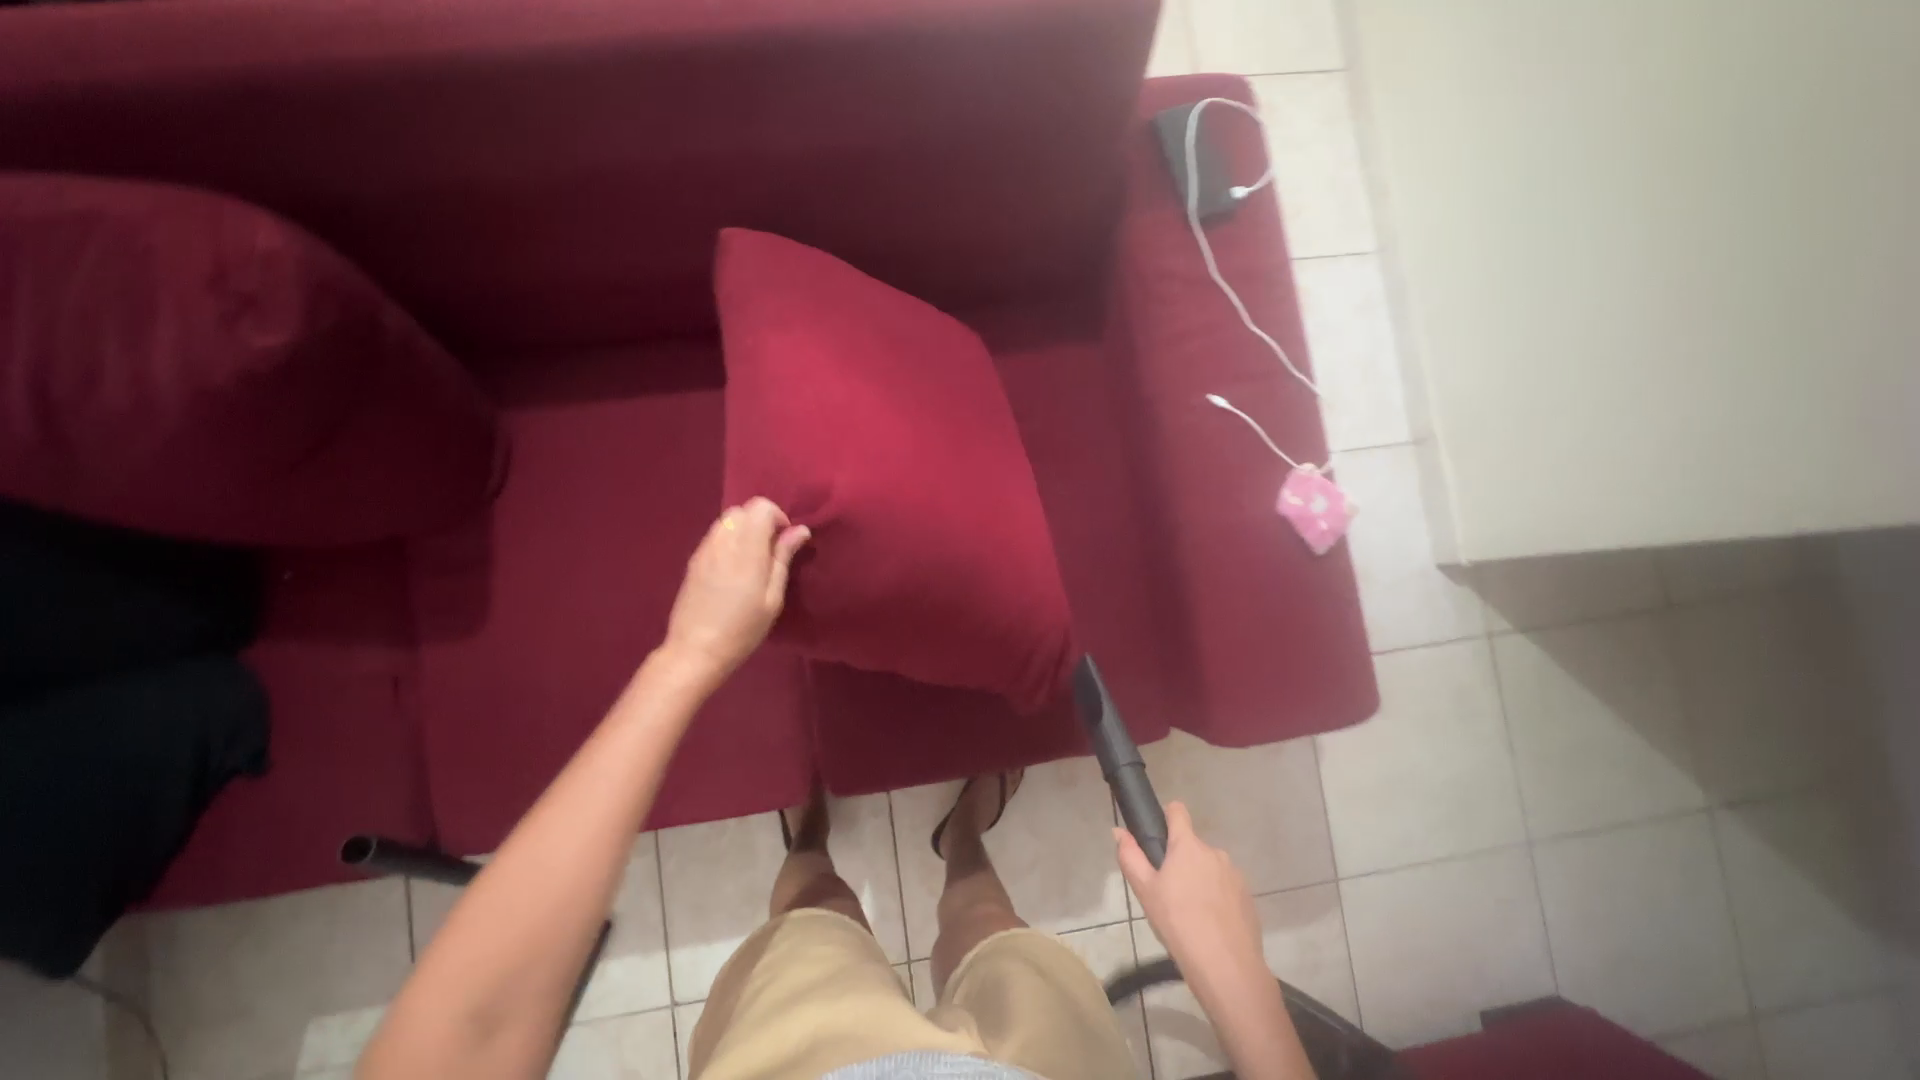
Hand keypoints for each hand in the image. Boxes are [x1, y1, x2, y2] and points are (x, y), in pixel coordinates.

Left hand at [662, 498, 809, 686]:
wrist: (696, 650)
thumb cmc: (742, 629)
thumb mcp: (772, 597)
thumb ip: (783, 558)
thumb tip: (800, 530)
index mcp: (746, 549)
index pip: (760, 506)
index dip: (777, 517)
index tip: (784, 542)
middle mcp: (723, 541)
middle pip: (742, 510)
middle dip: (760, 522)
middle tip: (770, 552)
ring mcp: (704, 549)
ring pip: (726, 521)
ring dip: (744, 531)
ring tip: (752, 561)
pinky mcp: (693, 560)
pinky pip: (715, 536)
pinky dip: (729, 541)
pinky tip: (733, 570)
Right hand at [1115, 802, 1266, 990]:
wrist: (1226, 965)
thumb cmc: (1177, 922)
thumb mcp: (1145, 891)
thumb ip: (1130, 857)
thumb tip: (1119, 831)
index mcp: (1188, 846)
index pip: (1178, 811)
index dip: (1166, 817)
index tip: (1158, 837)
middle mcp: (1214, 852)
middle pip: (1192, 847)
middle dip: (1180, 862)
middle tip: (1167, 894)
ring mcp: (1235, 875)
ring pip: (1209, 869)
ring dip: (1199, 881)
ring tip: (1189, 915)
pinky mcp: (1247, 897)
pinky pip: (1225, 889)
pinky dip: (1216, 899)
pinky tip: (1209, 926)